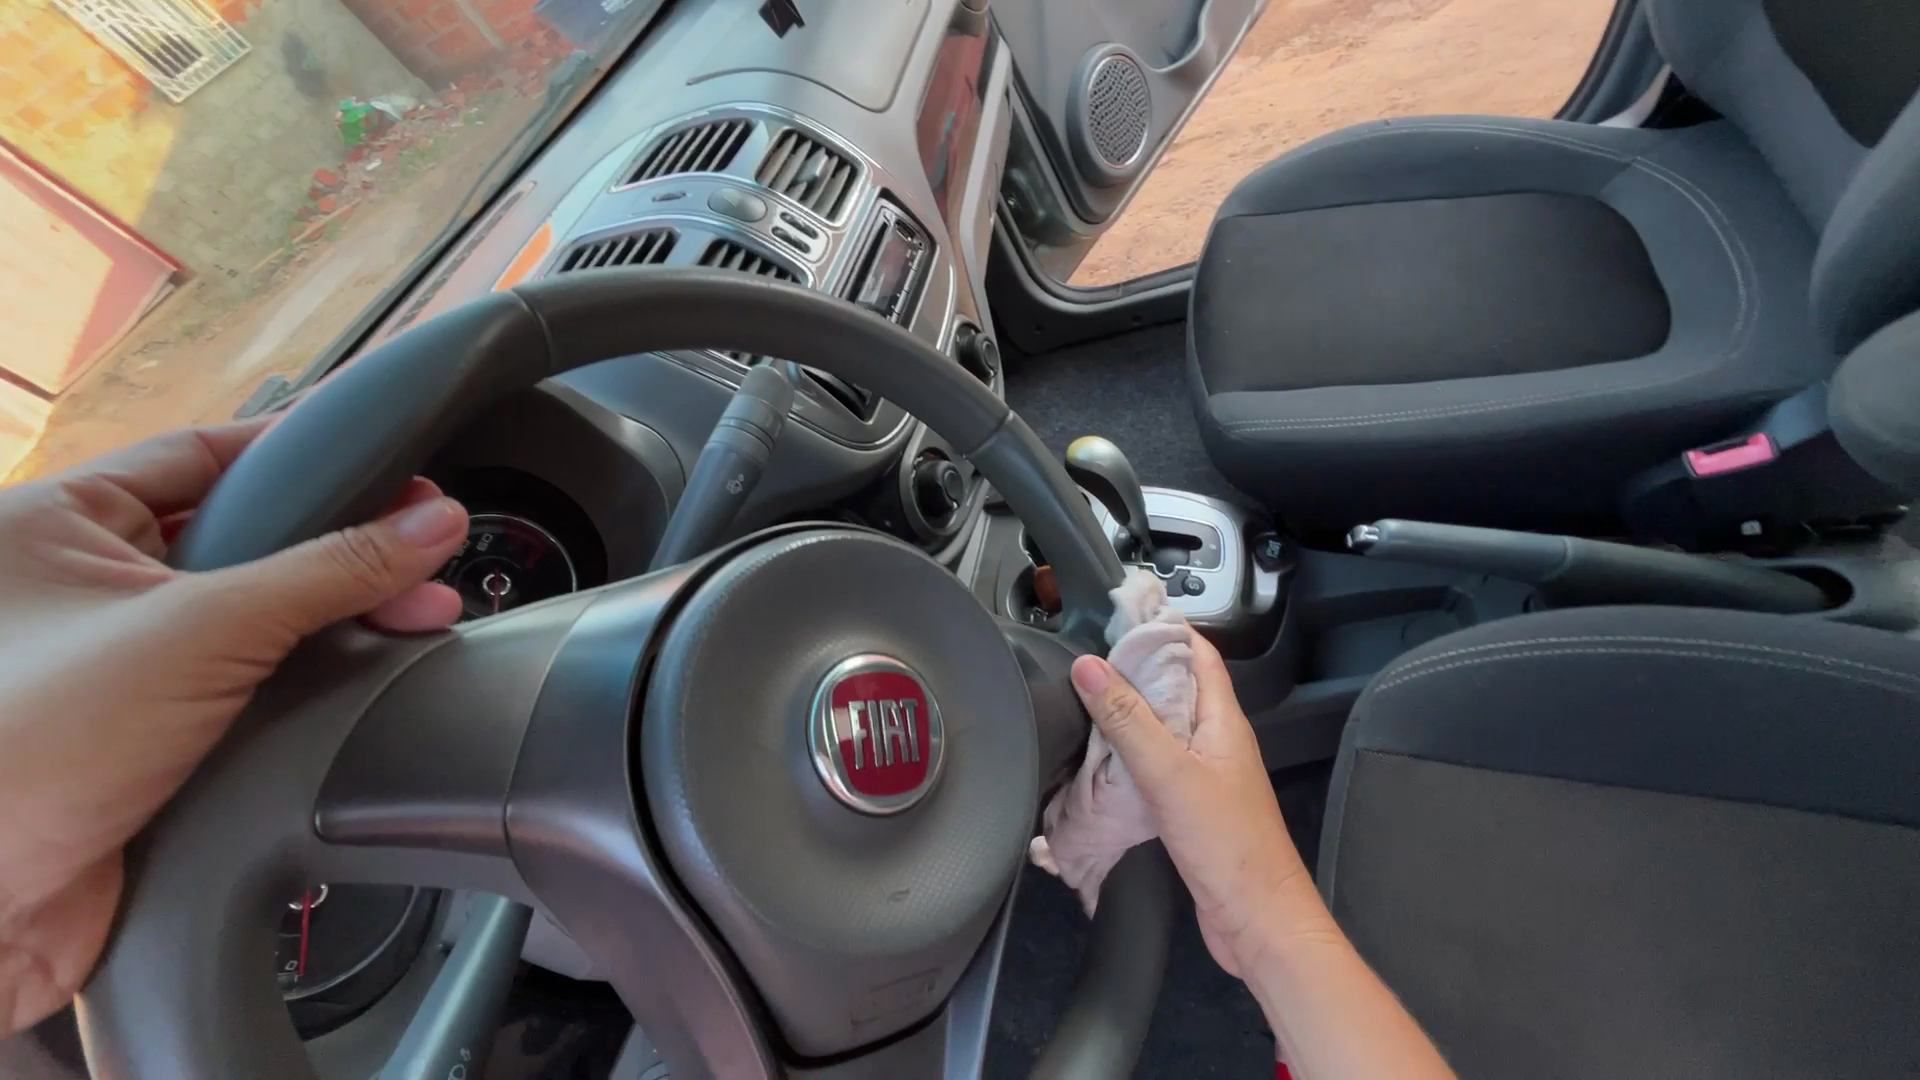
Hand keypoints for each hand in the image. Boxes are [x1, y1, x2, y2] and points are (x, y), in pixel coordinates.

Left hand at [0, 421, 470, 1033]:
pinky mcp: (174, 716)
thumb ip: (336, 567)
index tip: (397, 466)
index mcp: (53, 525)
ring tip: (428, 613)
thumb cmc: (27, 746)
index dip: (309, 455)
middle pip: (259, 534)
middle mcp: (93, 582)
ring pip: (274, 604)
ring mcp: (136, 653)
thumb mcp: (202, 629)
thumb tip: (440, 519)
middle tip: (433, 551)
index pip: (210, 455)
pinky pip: (272, 664)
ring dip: (354, 606)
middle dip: (356, 546)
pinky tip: (383, 656)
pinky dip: (330, 658)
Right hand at [1070, 634, 1333, 977]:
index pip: (1197, 653)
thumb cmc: (1227, 845)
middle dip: (1136, 664)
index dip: (1163, 627)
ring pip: (1163, 722)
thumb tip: (1088, 666)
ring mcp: (1204, 770)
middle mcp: (1215, 737)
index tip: (1119, 614)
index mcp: (1222, 719)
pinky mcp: (1190, 800)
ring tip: (1085, 694)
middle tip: (1088, 652)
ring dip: (1130, 706)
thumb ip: (1127, 720)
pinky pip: (1157, 758)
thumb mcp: (1169, 773)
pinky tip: (1100, 752)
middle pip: (1176, 684)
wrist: (1258, 923)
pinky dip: (1129, 746)